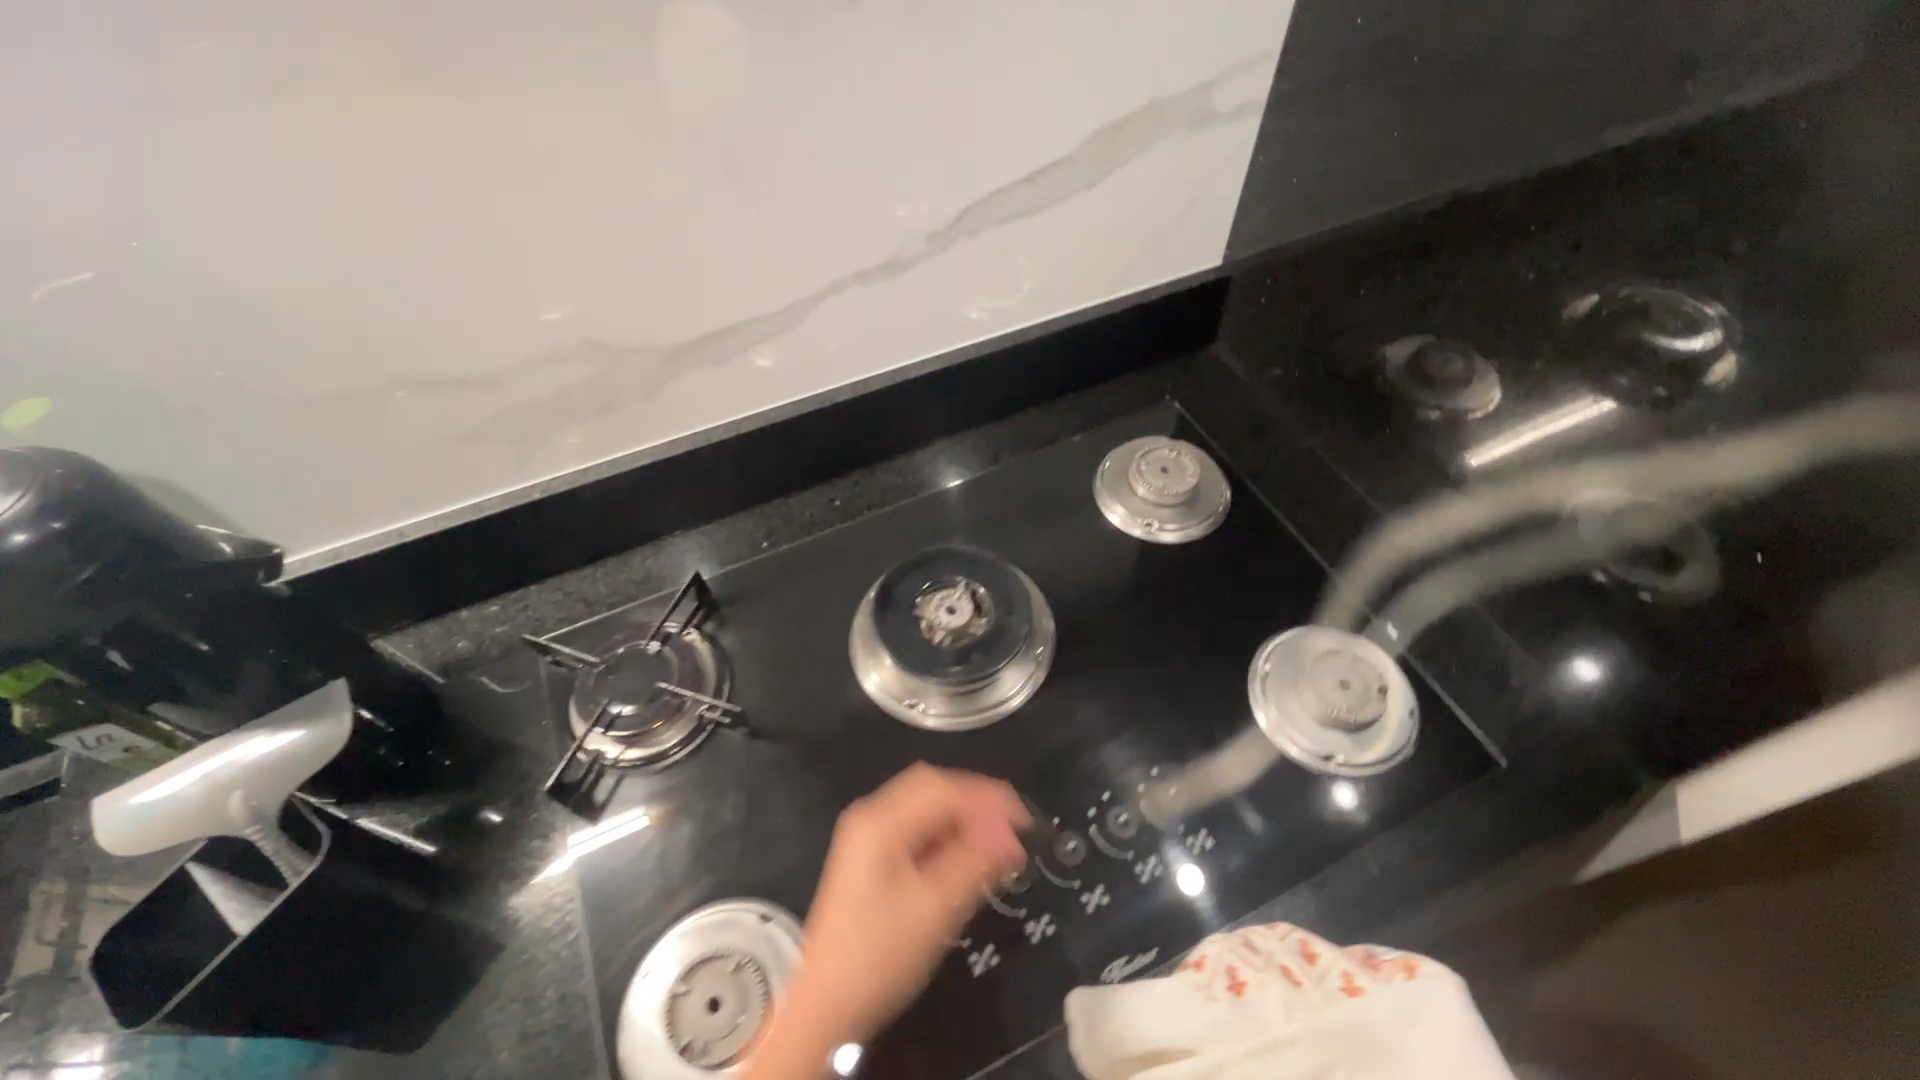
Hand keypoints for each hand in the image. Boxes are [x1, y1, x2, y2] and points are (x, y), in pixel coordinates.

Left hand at [746, 764, 1029, 1077]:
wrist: (825, 1008)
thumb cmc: (879, 956)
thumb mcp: (935, 908)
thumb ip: (976, 862)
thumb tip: (1013, 834)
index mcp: (879, 822)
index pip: (942, 789)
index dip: (988, 799)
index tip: (1025, 821)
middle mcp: (870, 820)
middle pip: (932, 791)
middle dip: (976, 805)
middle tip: (1015, 829)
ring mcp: (868, 841)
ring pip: (925, 812)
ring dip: (964, 822)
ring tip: (1000, 845)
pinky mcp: (872, 863)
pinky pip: (917, 834)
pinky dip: (947, 840)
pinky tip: (970, 859)